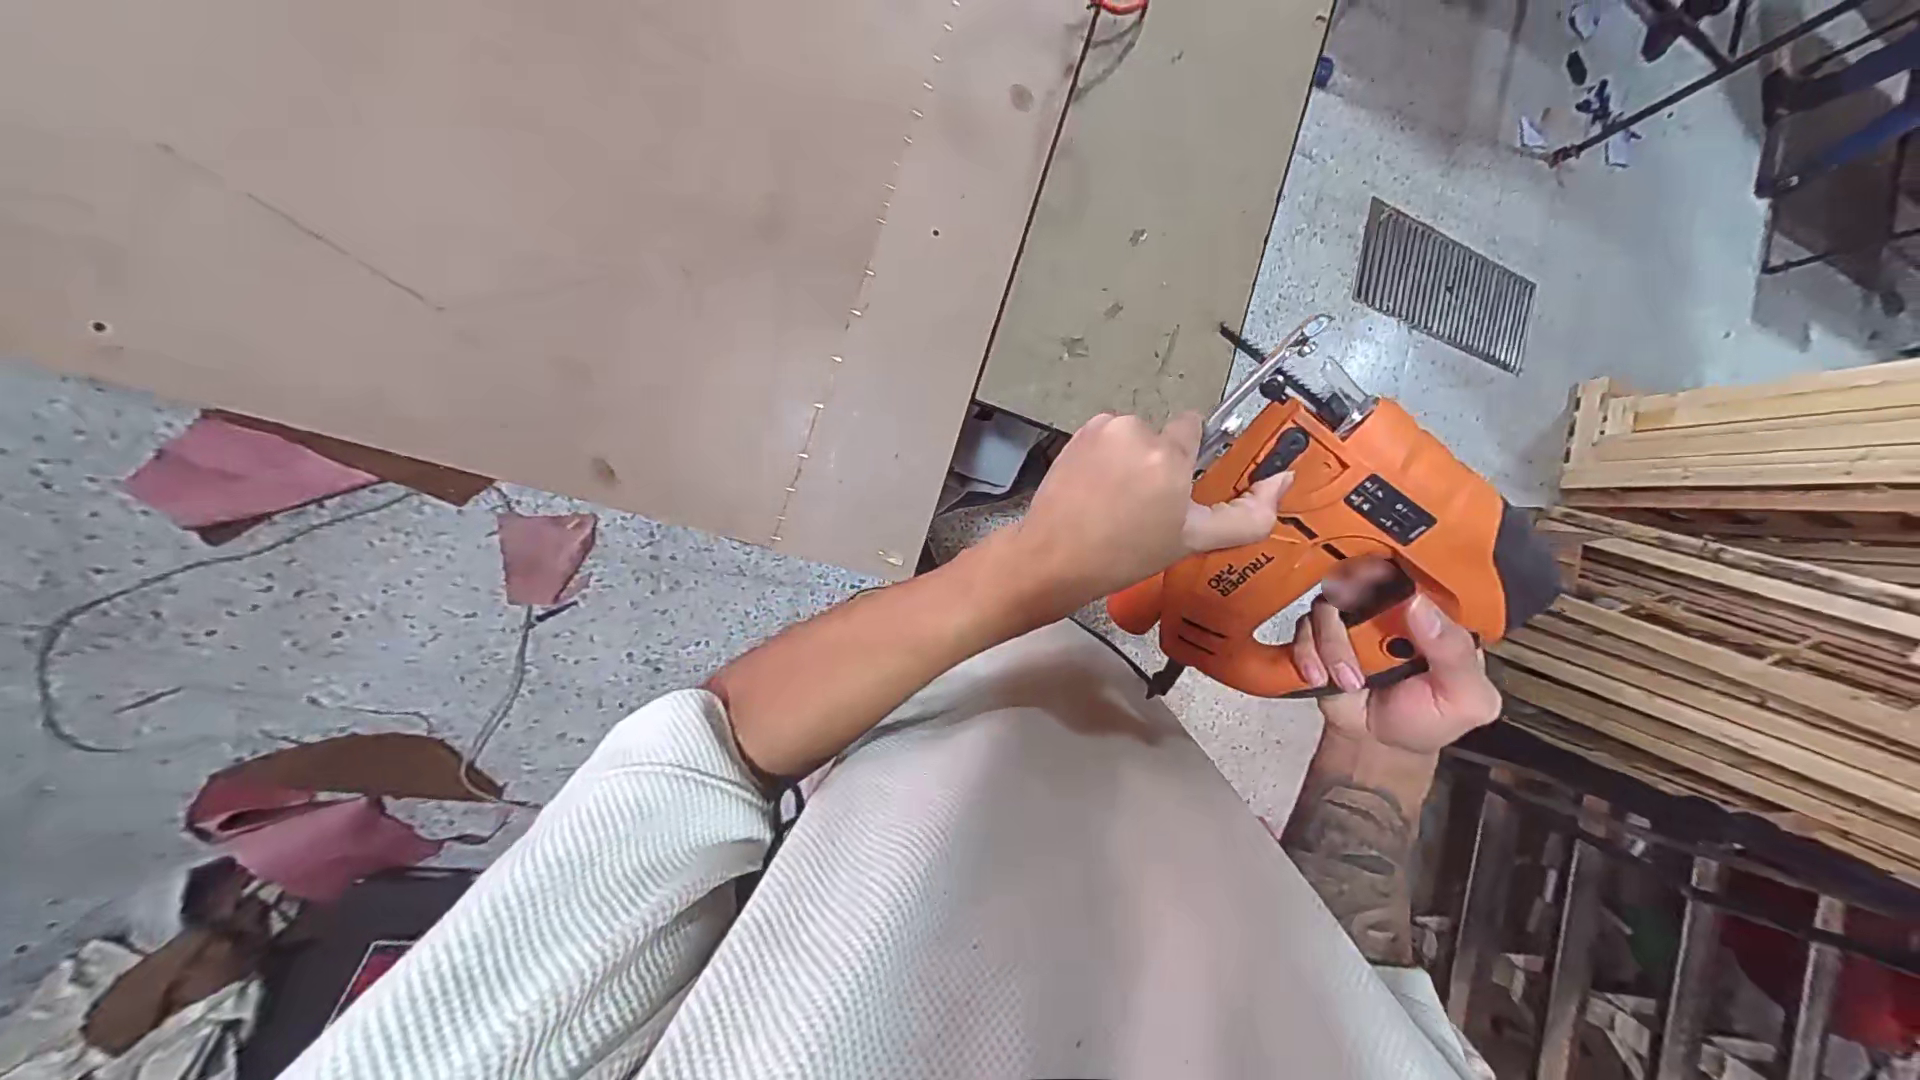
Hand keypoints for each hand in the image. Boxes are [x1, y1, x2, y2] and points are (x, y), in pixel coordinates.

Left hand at [995, 411, 1291, 619]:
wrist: (1054, 557)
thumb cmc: (1122, 554)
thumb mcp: (1193, 540)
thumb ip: (1248, 514)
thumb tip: (1282, 480)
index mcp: (1168, 454)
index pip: (1193, 427)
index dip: (1186, 459)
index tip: (1175, 487)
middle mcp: (1134, 430)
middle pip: (1160, 436)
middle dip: (1157, 463)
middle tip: (1143, 505)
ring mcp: (1100, 431)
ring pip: (1131, 437)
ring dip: (1129, 459)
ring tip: (1114, 500)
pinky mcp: (1074, 436)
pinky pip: (1104, 439)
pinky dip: (1103, 457)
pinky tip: (1094, 490)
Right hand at [1291, 592, 1500, 754]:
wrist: (1377, 743)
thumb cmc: (1427, 719)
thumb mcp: (1465, 698)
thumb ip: (1455, 654)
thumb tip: (1420, 604)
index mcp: (1433, 616)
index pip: (1415, 576)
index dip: (1393, 576)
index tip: (1380, 592)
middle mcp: (1388, 610)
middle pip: (1359, 584)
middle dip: (1352, 624)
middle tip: (1358, 657)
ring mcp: (1351, 621)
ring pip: (1326, 606)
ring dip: (1330, 647)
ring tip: (1348, 681)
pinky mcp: (1318, 635)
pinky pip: (1302, 628)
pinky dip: (1307, 654)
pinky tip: (1320, 677)